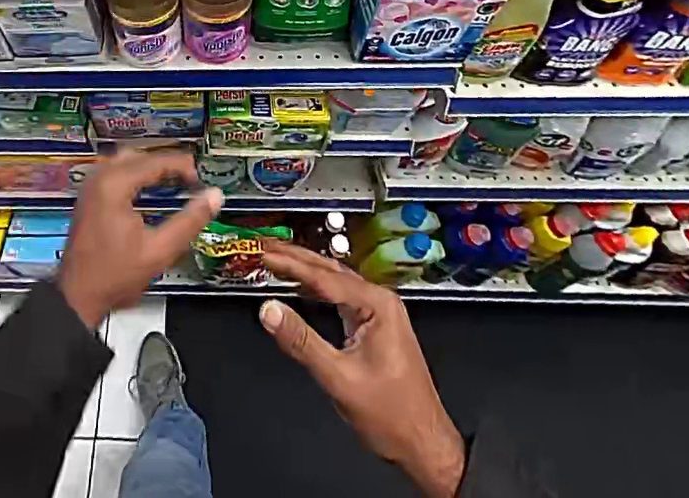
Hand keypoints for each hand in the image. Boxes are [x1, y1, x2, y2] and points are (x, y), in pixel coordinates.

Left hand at [57, 150, 222, 329]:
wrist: (76, 299)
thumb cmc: (116, 275)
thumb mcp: (160, 250)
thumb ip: (190, 221)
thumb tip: (214, 196)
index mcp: (115, 184)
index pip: (155, 161)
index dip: (182, 166)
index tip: (201, 180)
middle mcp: (100, 178)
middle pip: (140, 156)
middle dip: (167, 164)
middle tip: (190, 179)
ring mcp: (91, 187)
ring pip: (126, 161)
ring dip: (151, 168)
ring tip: (174, 181)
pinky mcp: (88, 197)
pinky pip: (115, 172)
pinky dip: (136, 174)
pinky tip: (149, 190)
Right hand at [260, 242, 465, 497]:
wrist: (423, 443)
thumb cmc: (393, 415)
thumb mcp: (339, 378)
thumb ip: (301, 342)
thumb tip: (272, 312)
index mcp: (377, 304)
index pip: (323, 276)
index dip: (289, 263)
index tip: (265, 254)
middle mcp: (379, 301)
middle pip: (328, 270)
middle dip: (294, 256)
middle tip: (266, 246)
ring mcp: (377, 311)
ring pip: (333, 281)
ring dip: (303, 270)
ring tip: (276, 258)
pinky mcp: (371, 324)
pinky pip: (338, 296)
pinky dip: (314, 288)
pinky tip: (299, 286)